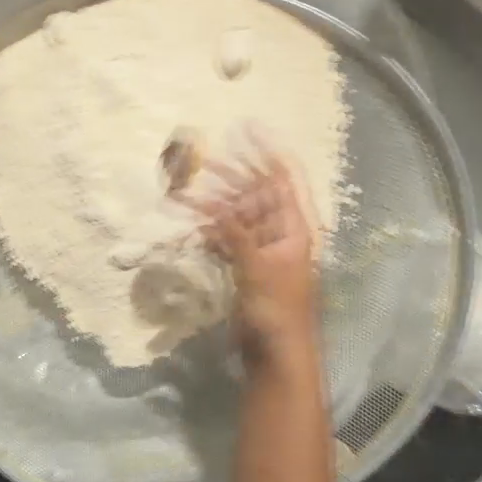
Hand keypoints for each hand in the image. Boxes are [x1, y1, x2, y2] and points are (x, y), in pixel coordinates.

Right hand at [199, 144, 318, 364]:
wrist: (275, 353)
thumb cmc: (277, 312)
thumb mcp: (257, 269)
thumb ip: (237, 234)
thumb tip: (215, 204)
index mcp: (295, 228)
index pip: (282, 179)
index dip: (265, 151)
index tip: (243, 128)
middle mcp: (281, 234)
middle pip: (255, 195)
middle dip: (230, 178)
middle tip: (199, 163)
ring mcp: (263, 252)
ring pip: (237, 218)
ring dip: (215, 206)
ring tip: (186, 195)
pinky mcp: (246, 269)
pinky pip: (228, 241)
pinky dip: (212, 232)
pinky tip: (194, 226)